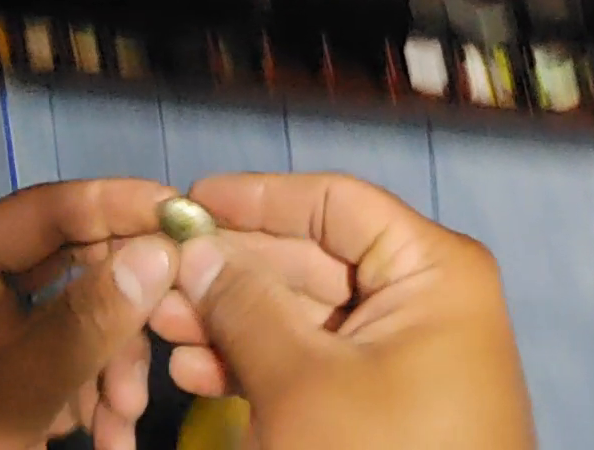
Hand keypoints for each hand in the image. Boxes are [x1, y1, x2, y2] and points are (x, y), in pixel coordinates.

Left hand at [0, 178, 179, 449]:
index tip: (180, 214)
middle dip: (119, 307)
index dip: (114, 204)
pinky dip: (92, 399)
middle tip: (168, 328)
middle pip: (67, 267)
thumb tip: (161, 253)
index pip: (42, 210)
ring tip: (124, 421)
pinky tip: (109, 437)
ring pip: (75, 323)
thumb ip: (81, 326)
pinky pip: (63, 371)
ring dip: (111, 365)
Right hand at [149, 173, 534, 449]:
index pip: (334, 201)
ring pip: (305, 310)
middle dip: (235, 268)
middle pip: (314, 255)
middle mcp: (423, 293)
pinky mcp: (381, 396)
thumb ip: (245, 305)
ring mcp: (402, 347)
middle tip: (164, 269)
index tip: (192, 199)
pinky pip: (314, 358)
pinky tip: (194, 368)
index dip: (260, 197)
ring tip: (163, 321)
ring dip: (234, 317)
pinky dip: (258, 360)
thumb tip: (197, 249)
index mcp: (430, 266)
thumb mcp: (303, 383)